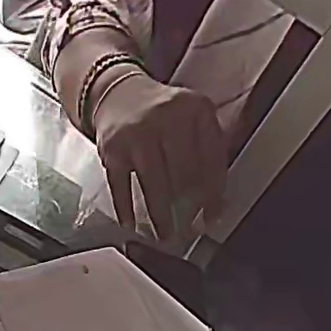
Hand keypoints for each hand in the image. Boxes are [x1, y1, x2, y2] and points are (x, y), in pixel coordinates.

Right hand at [93, 72, 226, 245]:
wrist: (118, 95)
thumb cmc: (162, 116)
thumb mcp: (192, 120)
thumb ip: (208, 154)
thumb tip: (217, 207)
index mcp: (196, 108)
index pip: (212, 158)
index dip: (214, 191)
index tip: (213, 216)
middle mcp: (168, 115)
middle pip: (183, 173)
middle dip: (187, 207)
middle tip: (187, 230)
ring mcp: (138, 132)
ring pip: (154, 183)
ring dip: (160, 215)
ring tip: (165, 235)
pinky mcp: (113, 148)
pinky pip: (121, 185)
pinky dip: (126, 208)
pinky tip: (132, 224)